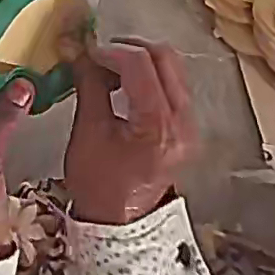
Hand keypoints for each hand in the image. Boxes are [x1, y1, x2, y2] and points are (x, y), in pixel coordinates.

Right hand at [65, 39, 195, 225]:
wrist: (120, 224)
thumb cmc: (99, 184)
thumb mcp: (88, 131)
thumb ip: (90, 84)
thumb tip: (82, 52)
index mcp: (158, 126)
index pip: (140, 65)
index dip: (111, 52)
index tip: (88, 52)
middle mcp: (184, 121)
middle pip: (164, 58)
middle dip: (130, 49)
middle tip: (101, 56)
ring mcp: (191, 124)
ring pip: (172, 68)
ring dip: (140, 60)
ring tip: (110, 70)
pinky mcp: (188, 126)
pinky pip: (173, 84)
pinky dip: (149, 75)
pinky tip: (124, 84)